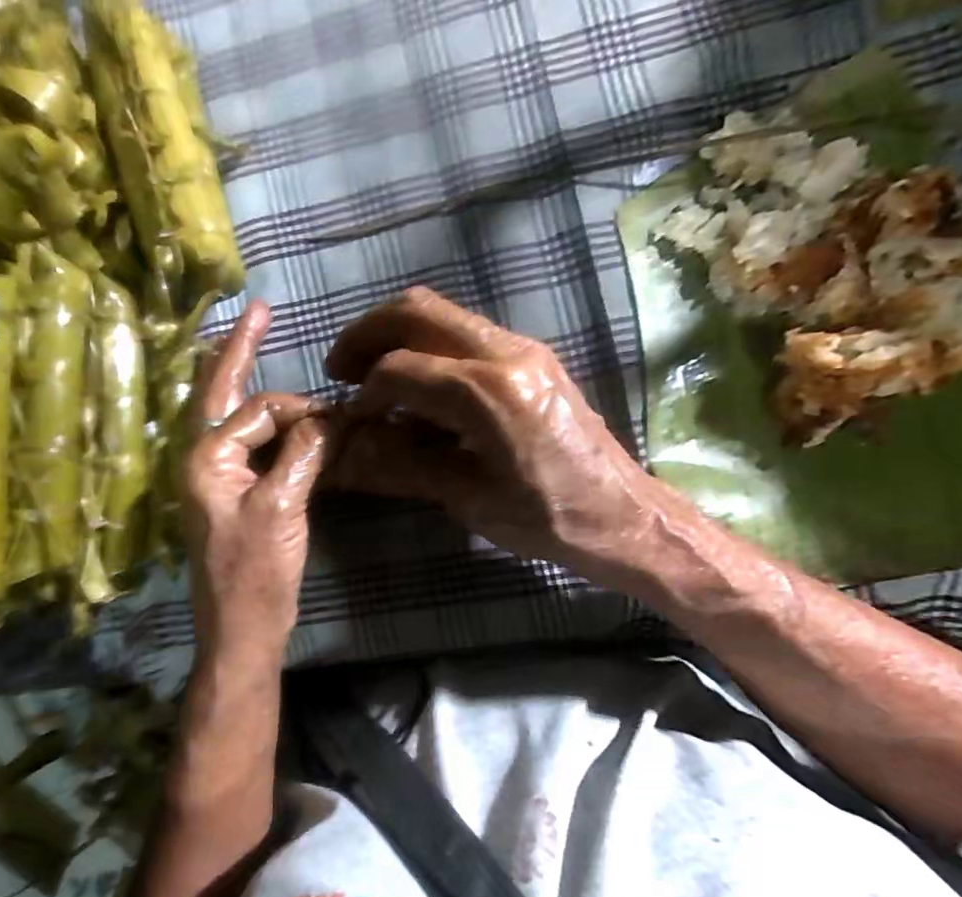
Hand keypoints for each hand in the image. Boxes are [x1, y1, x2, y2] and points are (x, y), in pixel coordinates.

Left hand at [183, 299, 330, 659]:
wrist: (241, 630)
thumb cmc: (255, 574)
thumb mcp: (281, 508)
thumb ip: (302, 455)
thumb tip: (328, 418)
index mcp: (205, 459)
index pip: (256, 410)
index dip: (299, 409)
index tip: (341, 420)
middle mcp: (203, 461)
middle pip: (220, 393)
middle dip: (237, 351)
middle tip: (258, 310)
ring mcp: (217, 479)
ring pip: (231, 417)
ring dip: (247, 383)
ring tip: (254, 340)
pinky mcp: (235, 497)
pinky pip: (249, 447)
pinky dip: (267, 426)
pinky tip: (279, 412)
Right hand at [323, 287, 661, 581]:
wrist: (623, 515)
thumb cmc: (547, 519)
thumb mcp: (467, 499)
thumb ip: (403, 464)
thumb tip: (346, 448)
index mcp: (491, 394)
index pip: (401, 368)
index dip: (363, 393)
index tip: (350, 420)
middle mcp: (508, 354)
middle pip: (418, 311)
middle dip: (367, 333)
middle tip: (338, 368)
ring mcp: (524, 348)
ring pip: (441, 313)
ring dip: (395, 334)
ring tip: (367, 373)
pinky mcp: (531, 356)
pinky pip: (463, 332)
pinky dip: (425, 346)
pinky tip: (412, 385)